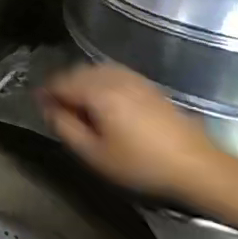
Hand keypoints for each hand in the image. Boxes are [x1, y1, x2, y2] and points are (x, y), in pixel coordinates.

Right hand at [37, 63, 237, 208]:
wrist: (197, 167)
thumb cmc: (141, 164)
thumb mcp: (93, 153)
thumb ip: (64, 127)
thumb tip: (48, 108)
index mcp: (98, 91)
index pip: (59, 82)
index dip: (45, 94)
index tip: (40, 107)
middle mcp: (114, 77)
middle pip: (77, 72)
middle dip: (63, 86)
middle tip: (58, 110)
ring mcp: (134, 79)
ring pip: (95, 71)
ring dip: (82, 84)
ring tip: (80, 107)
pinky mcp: (149, 86)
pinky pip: (114, 75)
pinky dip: (100, 84)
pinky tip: (104, 104)